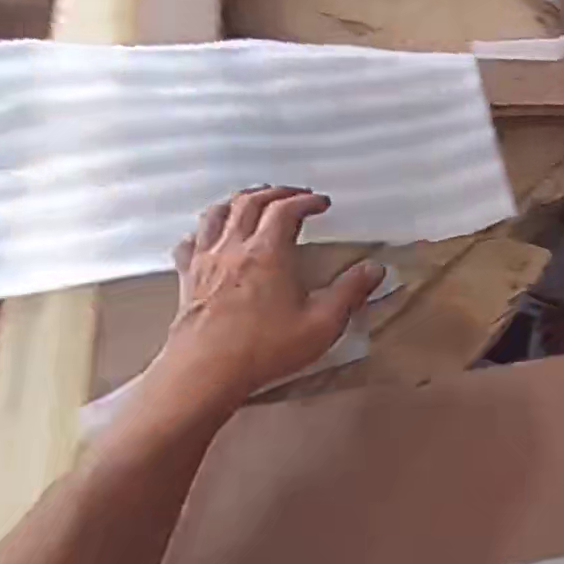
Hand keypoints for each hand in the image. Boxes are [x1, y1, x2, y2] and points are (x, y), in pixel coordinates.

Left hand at [151, 186, 384, 409]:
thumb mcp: (323, 322)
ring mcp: (205, 261)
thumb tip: (375, 268)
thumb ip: (351, 291)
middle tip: (295, 194)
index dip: (306, 201)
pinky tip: (211, 236)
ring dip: (238, 201)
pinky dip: (205, 229)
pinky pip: (191, 241)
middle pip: (249, 203)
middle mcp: (233, 248)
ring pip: (216, 214)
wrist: (206, 371)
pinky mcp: (188, 278)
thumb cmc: (268, 347)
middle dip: (275, 192)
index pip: (285, 210)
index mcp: (268, 254)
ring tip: (255, 201)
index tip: (323, 203)